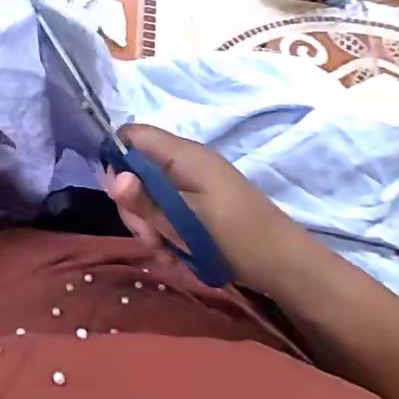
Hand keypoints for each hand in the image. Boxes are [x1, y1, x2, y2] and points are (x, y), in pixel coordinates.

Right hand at [102, 124, 316, 294]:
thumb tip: (114, 178)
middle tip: (149, 238)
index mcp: (184, 154)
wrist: (285, 263)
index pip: (133, 135)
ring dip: (152, 225)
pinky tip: (177, 257)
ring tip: (167, 254)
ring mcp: (196, 182)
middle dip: (136, 206)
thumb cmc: (235, 238)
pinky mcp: (203, 202)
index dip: (118, 161)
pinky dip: (168, 231)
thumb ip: (146, 200)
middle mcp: (188, 161)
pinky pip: (172, 209)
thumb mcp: (184, 223)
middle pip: (138, 170)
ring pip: (153, 195)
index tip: (122, 197)